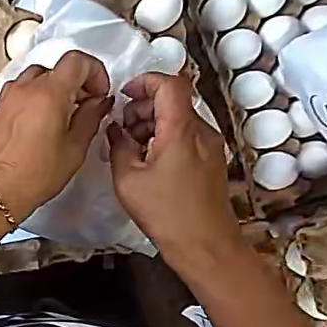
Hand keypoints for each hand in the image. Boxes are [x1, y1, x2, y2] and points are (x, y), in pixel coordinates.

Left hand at [0, 50, 111, 218]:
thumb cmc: (33, 175)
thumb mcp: (75, 147)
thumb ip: (91, 117)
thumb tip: (99, 102)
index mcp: (48, 93)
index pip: (77, 61)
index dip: (95, 72)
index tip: (99, 92)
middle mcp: (25, 88)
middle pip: (58, 68)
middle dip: (77, 82)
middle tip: (87, 106)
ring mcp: (8, 97)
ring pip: (38, 77)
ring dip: (56, 88)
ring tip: (65, 115)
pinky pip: (22, 91)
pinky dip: (37, 96)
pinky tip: (44, 121)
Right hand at [107, 72, 241, 263]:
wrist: (205, 245)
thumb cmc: (166, 213)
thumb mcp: (127, 179)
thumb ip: (119, 146)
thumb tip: (116, 131)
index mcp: (182, 130)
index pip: (170, 84)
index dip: (145, 81)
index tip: (125, 95)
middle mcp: (202, 132)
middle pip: (173, 101)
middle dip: (142, 108)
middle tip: (120, 129)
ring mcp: (210, 147)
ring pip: (178, 119)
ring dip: (151, 124)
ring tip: (129, 148)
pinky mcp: (211, 162)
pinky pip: (186, 137)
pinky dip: (164, 139)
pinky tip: (146, 162)